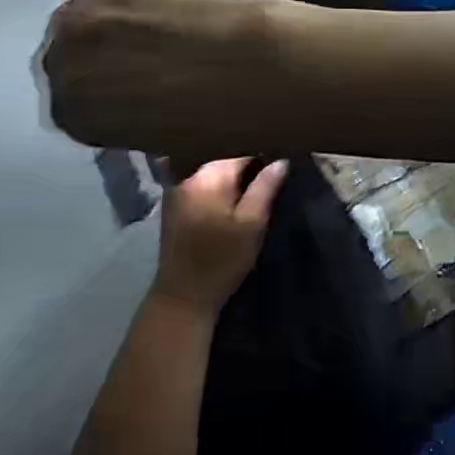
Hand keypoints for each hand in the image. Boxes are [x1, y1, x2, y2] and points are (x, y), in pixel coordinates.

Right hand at [40, 0, 285, 156]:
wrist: (245, 70)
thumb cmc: (217, 123)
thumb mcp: (182, 150)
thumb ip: (164, 150)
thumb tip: (176, 159)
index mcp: (75, 118)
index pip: (74, 109)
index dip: (102, 100)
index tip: (126, 94)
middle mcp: (61, 69)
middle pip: (66, 61)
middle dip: (96, 62)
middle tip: (134, 59)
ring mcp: (79, 21)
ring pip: (81, 23)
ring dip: (106, 28)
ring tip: (146, 31)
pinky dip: (131, 2)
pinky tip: (161, 9)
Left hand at [149, 157, 288, 312]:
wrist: (184, 296)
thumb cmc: (223, 260)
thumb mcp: (252, 224)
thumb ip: (265, 189)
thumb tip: (281, 162)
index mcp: (207, 178)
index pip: (241, 158)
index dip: (262, 167)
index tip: (277, 182)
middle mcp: (187, 179)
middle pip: (224, 166)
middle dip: (245, 176)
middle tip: (267, 194)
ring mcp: (176, 195)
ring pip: (212, 180)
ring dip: (230, 188)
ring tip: (249, 203)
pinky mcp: (173, 212)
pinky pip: (200, 193)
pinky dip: (215, 198)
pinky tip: (227, 213)